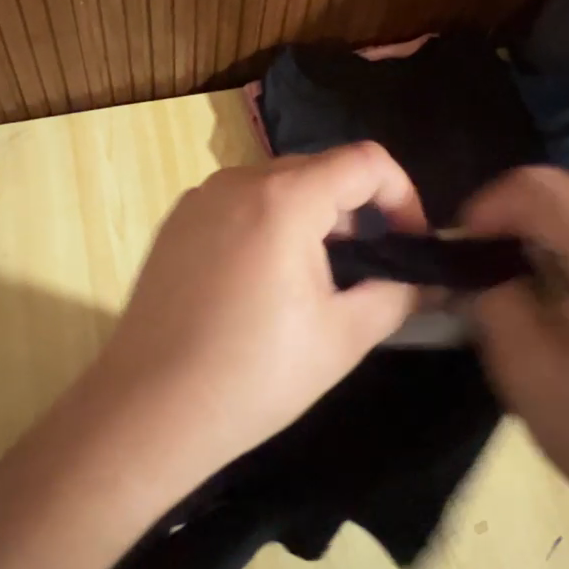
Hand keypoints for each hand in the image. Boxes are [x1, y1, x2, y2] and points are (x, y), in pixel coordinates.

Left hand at [86, 141, 424, 472]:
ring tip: (314, 282)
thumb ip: (395, 293)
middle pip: (319, 171)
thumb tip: (418, 279)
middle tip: (367, 270)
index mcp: (284, 198)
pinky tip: (261, 285)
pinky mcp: (174, 223)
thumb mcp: (343, 337)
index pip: (365, 161)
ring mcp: (199, 199)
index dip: (402, 195)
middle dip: (355, 211)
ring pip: (276, 187)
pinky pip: (238, 205)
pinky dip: (267, 226)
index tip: (409, 242)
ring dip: (310, 220)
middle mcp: (238, 181)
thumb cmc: (254, 374)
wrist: (149, 408)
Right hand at [459, 166, 568, 508]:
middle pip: (568, 194)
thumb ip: (492, 295)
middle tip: (481, 269)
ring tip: (518, 285)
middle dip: (513, 222)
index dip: (487, 209)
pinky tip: (564, 297)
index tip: (459, 250)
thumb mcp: (528, 369)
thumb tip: (474, 264)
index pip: (541, 189)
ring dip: (543, 236)